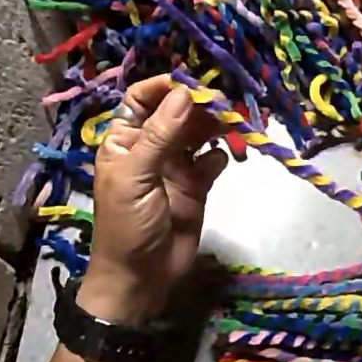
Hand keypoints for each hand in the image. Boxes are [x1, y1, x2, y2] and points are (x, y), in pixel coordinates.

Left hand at [81, 76, 226, 321]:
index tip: (194, 83)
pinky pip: (213, 159)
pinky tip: (227, 159)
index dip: (166, 87)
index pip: (144, 98)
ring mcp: (176, 165)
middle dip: (201, 104)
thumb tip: (184, 92)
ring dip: (217, 126)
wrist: (141, 278)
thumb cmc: (127, 225)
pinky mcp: (197, 185)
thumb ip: (160, 135)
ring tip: (236, 124)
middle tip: (227, 103)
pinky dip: (222, 154)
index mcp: (126, 139)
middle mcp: (151, 146)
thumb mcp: (136, 176)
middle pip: (178, 112)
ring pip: (199, 132)